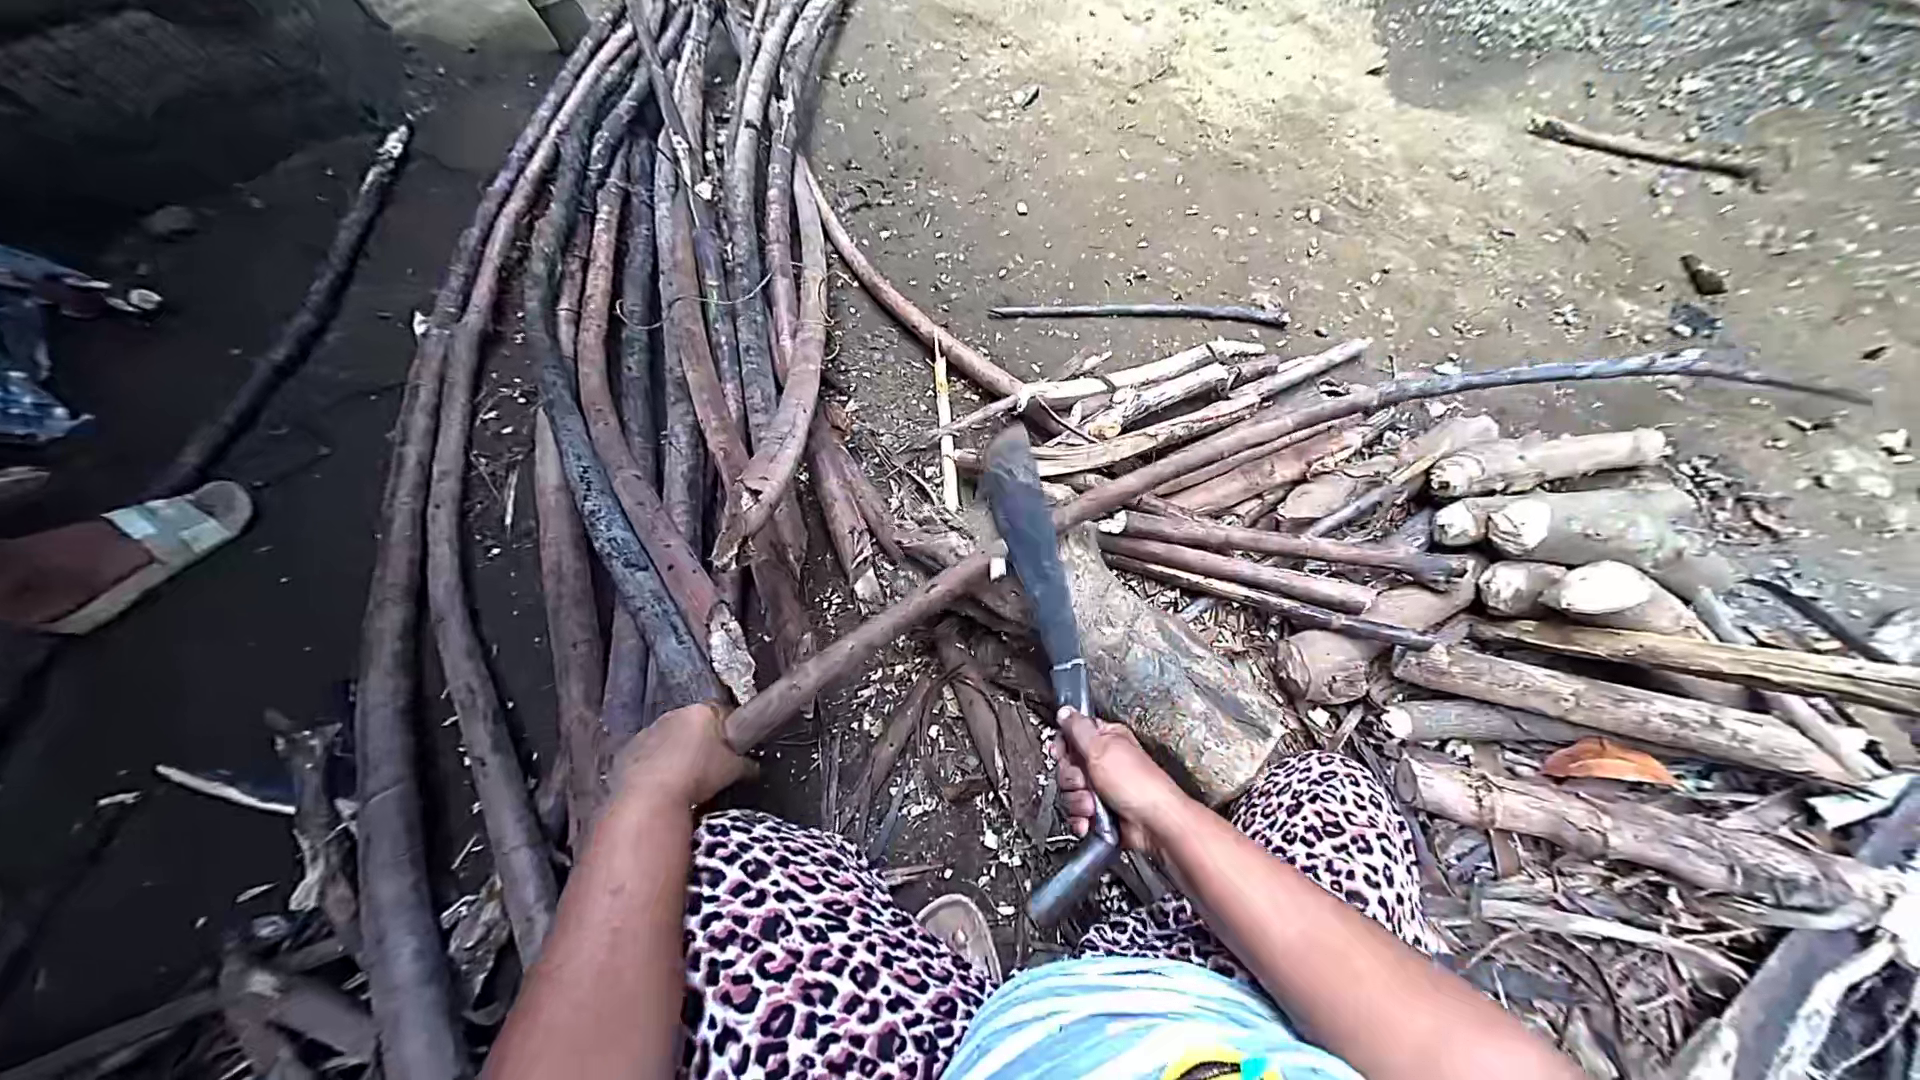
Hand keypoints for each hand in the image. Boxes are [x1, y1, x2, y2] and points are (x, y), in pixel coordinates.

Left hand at [613, 702, 755, 807]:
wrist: (651, 799)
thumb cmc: (696, 777)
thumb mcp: (735, 770)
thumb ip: (746, 763)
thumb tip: (752, 766)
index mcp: (702, 711)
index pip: (722, 713)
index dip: (729, 731)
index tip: (732, 748)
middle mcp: (674, 715)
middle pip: (694, 725)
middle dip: (701, 741)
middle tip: (710, 766)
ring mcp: (648, 732)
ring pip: (669, 739)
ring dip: (677, 753)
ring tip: (685, 780)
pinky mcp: (628, 752)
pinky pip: (648, 756)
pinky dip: (655, 767)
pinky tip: (663, 786)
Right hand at [1052, 707, 1193, 854]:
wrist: (1156, 825)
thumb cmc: (1139, 784)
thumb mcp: (1101, 748)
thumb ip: (1078, 728)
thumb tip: (1064, 711)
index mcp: (1105, 739)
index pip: (1071, 736)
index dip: (1063, 748)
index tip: (1065, 755)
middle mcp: (1102, 762)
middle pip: (1066, 766)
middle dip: (1072, 778)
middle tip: (1085, 781)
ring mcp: (1101, 788)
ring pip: (1069, 791)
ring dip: (1078, 801)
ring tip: (1093, 803)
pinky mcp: (1099, 811)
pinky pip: (1075, 813)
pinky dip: (1080, 818)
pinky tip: (1091, 819)